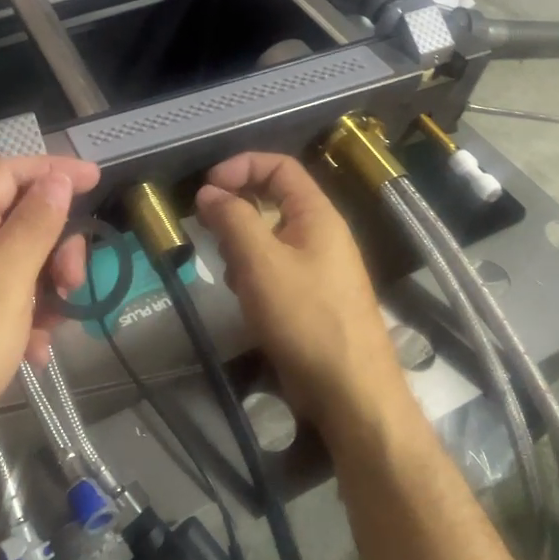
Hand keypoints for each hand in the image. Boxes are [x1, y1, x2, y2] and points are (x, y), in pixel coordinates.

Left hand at [0, 155, 99, 467]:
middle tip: (76, 280)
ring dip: (43, 291)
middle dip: (54, 247)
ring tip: (55, 327)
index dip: (53, 171)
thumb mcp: (6, 280)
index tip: (96, 179)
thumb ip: (35, 225)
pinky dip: (22, 323)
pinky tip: (35, 355)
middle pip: (15, 221)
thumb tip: (56, 179)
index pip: (8, 172)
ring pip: (12, 267)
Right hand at [195, 152, 397, 427]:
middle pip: (272, 200)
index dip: (241, 167)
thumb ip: (232, 219)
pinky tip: (246, 299)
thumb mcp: (260, 262)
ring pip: (269, 237)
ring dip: (242, 247)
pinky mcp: (311, 298)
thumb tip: (208, 191)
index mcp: (317, 215)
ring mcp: (318, 268)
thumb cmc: (305, 317)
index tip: (208, 188)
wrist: (350, 392)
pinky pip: (275, 269)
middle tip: (210, 233)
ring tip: (231, 273)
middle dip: (236, 212)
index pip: (279, 167)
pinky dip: (253, 275)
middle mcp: (321, 234)